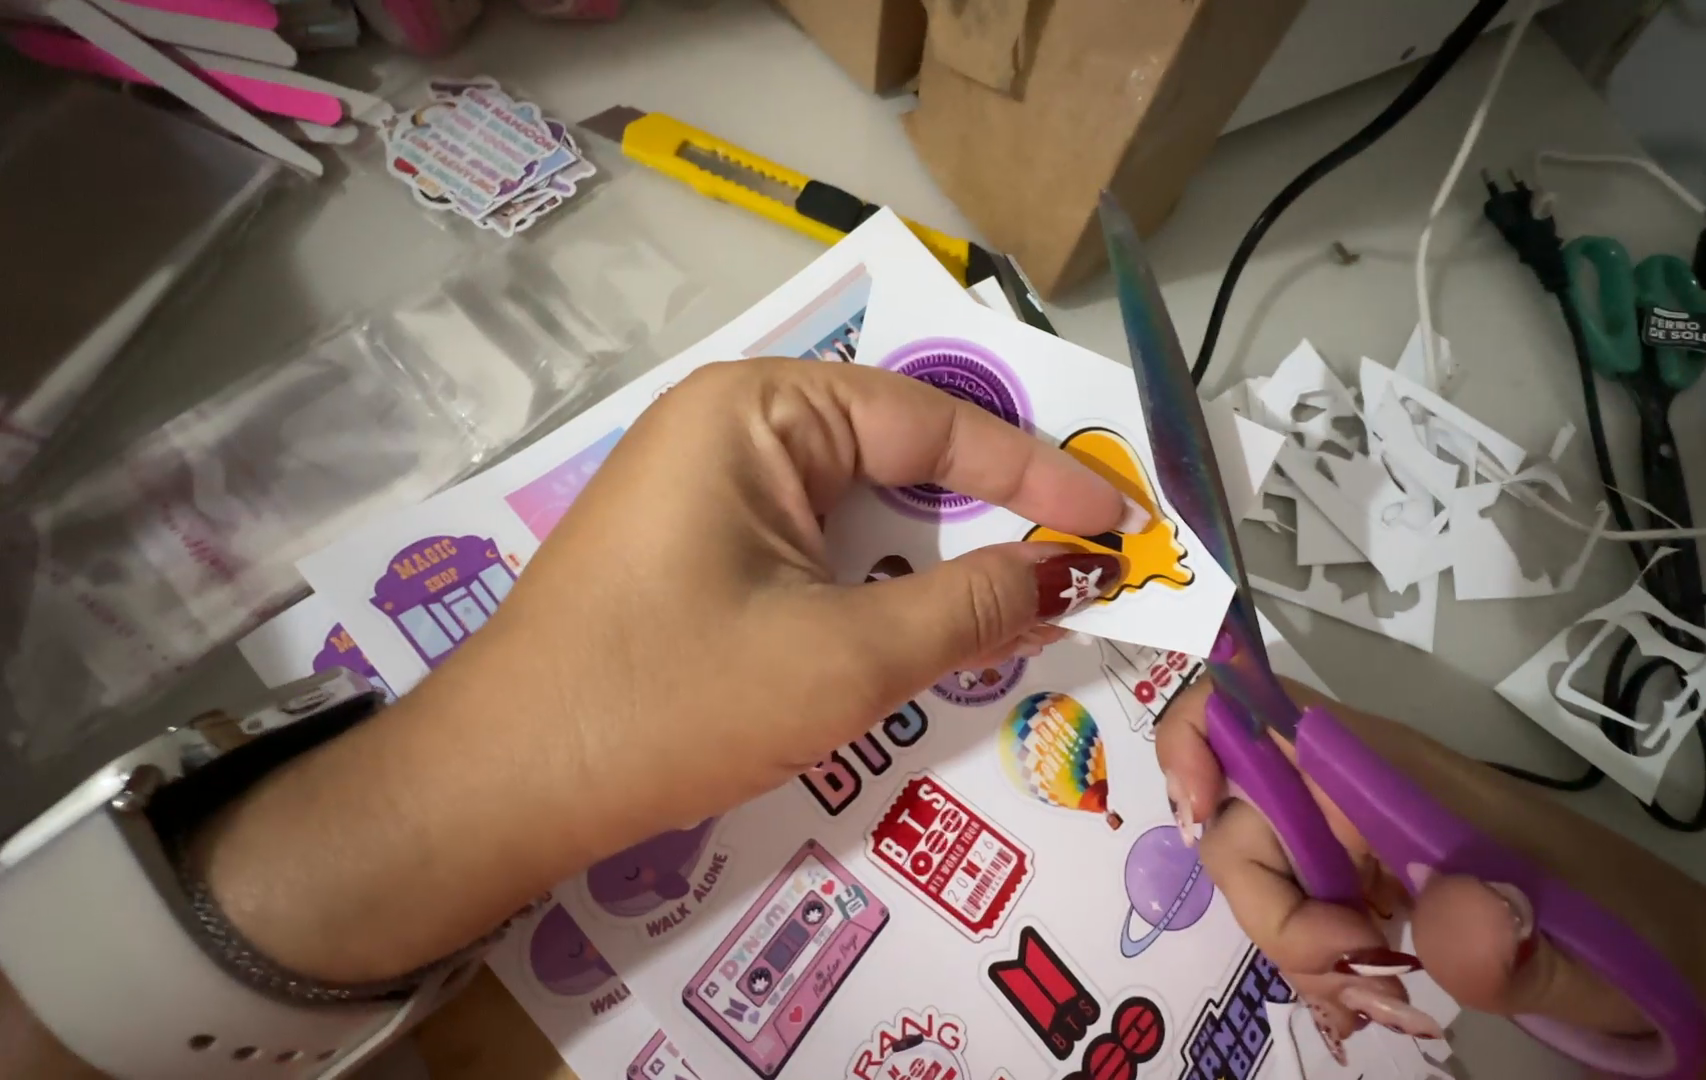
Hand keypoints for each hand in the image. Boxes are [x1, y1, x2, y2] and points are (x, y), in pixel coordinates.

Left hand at [199, 358, 1142, 984]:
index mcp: (762, 409)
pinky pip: (829, 542)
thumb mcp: (845, 658)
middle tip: (1082, 550)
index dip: (1037, 473)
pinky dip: (891, 576)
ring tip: (1029, 581)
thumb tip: (1073, 580)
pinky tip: (935, 609)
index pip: (934, 422)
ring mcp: (720, 485)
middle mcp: (740, 425)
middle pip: (903, 455)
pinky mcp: (712, 543)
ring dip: (945, 549)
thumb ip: (973, 608)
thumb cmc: (669, 704)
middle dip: (995, 507)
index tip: (1116, 521)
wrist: (500, 793)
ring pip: (869, 505)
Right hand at [1154, 677, 1705, 1074]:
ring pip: (1250, 864)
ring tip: (1374, 985)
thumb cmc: (1620, 928)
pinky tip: (1365, 981)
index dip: (1194, 737)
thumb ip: (1508, 944)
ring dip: (1287, 934)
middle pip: (1232, 811)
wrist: (1660, 964)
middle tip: (1350, 963)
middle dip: (1263, 898)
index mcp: (1373, 762)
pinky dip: (1303, 950)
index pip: (1247, 704)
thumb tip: (1439, 917)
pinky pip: (1282, 901)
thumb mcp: (1582, 948)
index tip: (1198, 818)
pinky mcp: (1344, 875)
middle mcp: (1337, 784)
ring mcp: (1338, 831)